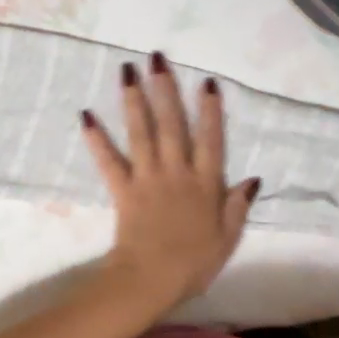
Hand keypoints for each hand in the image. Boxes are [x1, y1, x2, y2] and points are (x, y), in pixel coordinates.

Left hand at [82, 52, 258, 311]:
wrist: (151, 280)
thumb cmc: (193, 264)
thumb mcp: (227, 239)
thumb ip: (238, 207)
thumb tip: (252, 179)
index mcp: (205, 185)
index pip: (211, 141)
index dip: (210, 111)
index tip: (207, 82)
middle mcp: (177, 173)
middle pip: (172, 125)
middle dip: (165, 89)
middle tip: (157, 57)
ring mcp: (147, 179)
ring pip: (141, 133)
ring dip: (134, 101)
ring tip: (127, 72)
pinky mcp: (123, 190)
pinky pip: (108, 161)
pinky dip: (96, 139)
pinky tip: (86, 115)